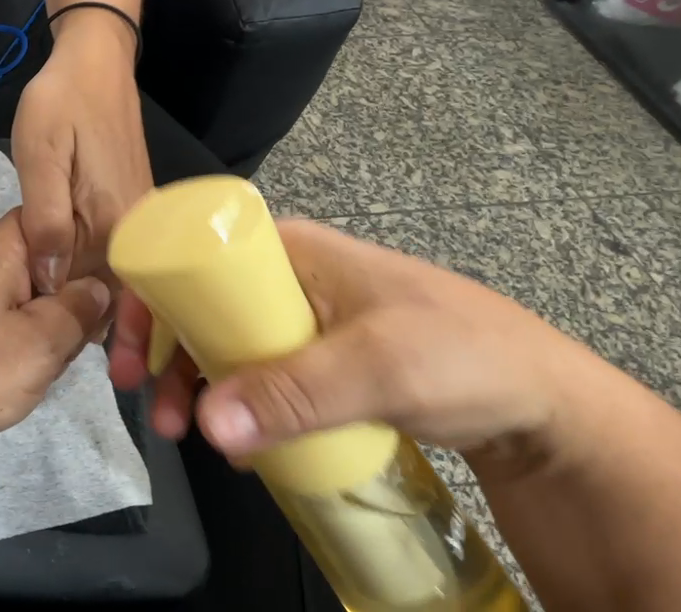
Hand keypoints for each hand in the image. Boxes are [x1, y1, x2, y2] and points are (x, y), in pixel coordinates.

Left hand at [0, 210, 114, 463]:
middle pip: (44, 258)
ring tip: (49, 357)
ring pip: (28, 287)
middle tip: (79, 337)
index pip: (53, 222)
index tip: (107, 291)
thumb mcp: (43, 342)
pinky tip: (27, 362)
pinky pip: (6, 306)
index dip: (88, 251)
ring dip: (47, 320)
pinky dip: (23, 330)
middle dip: (67, 296)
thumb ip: (81, 307)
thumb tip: (100, 285)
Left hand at [13, 13, 150, 294]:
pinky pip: (113, 248)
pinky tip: (60, 252)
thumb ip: (45, 221)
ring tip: (36, 275)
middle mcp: (136, 230)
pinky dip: (87, 258)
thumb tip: (51, 281)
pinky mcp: (136, 205)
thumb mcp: (38, 158)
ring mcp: (140, 218)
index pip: (82, 289)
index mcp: (110, 223)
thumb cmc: (59, 105)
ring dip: (74, 278)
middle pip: (98, 283)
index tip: (17, 303)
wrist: (95, 63)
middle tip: (21, 293)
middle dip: (63, 295)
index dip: (49, 300)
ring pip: (106, 268)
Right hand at [111, 218, 596, 478]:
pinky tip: (227, 434)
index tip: (128, 342)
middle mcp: (280, 272)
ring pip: (215, 334)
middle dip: (158, 343)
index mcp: (285, 247)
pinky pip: (248, 365)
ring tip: (178, 427)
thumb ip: (295, 393)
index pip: (189, 247)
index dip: (146, 287)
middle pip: (192, 295)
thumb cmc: (467, 356)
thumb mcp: (380, 369)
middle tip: (143, 393)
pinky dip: (226, 394)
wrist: (551, 407)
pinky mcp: (312, 352)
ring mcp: (297, 313)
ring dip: (187, 377)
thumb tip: (207, 423)